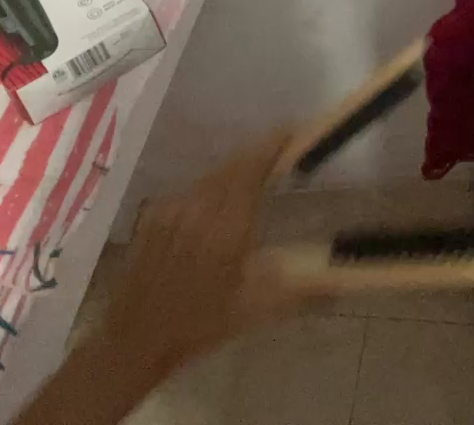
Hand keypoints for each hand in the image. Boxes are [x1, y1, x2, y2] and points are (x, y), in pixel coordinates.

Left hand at [94, 133, 316, 391]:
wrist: (132, 340)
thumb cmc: (199, 325)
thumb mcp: (255, 311)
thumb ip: (301, 293)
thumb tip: (341, 287)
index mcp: (228, 226)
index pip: (252, 168)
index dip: (272, 146)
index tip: (291, 132)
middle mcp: (200, 208)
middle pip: (234, 165)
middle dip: (258, 153)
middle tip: (280, 150)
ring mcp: (173, 209)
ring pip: (211, 176)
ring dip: (234, 170)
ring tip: (252, 174)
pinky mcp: (154, 216)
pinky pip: (190, 190)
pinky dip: (209, 188)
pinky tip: (214, 204)